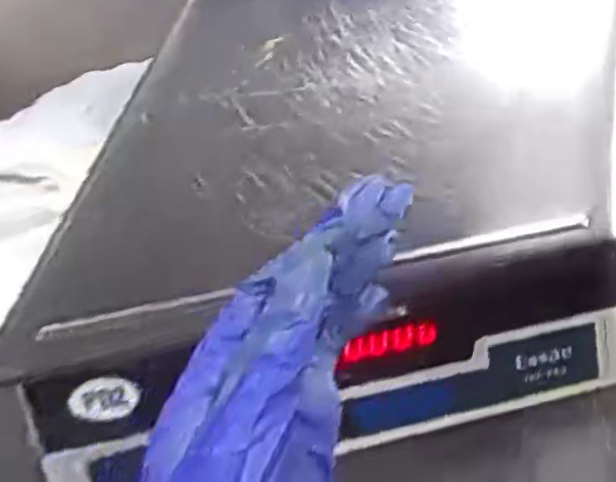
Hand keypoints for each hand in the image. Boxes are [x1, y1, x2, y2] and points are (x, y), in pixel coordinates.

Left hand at [143, 176, 412, 481]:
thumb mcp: (245, 416)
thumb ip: (276, 344)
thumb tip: (307, 269)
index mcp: (227, 365)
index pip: (280, 282)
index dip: (323, 240)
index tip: (362, 207)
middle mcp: (253, 365)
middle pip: (304, 285)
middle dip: (347, 239)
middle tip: (386, 199)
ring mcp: (280, 382)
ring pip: (323, 305)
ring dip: (358, 264)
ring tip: (389, 229)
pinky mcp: (306, 401)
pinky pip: (333, 338)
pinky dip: (360, 308)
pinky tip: (376, 292)